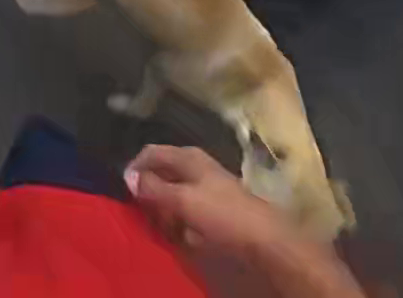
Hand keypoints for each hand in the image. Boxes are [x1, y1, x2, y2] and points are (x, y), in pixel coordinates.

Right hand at [127, 146, 363, 297]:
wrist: (277, 250)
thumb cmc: (226, 217)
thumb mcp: (184, 200)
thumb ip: (154, 188)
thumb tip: (127, 176)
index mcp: (189, 157)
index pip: (152, 152)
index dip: (136, 167)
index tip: (125, 188)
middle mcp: (199, 168)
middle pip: (164, 173)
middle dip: (151, 191)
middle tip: (141, 211)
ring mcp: (213, 191)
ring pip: (178, 194)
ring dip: (166, 209)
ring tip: (159, 227)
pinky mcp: (223, 214)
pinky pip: (192, 212)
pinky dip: (183, 221)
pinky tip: (182, 237)